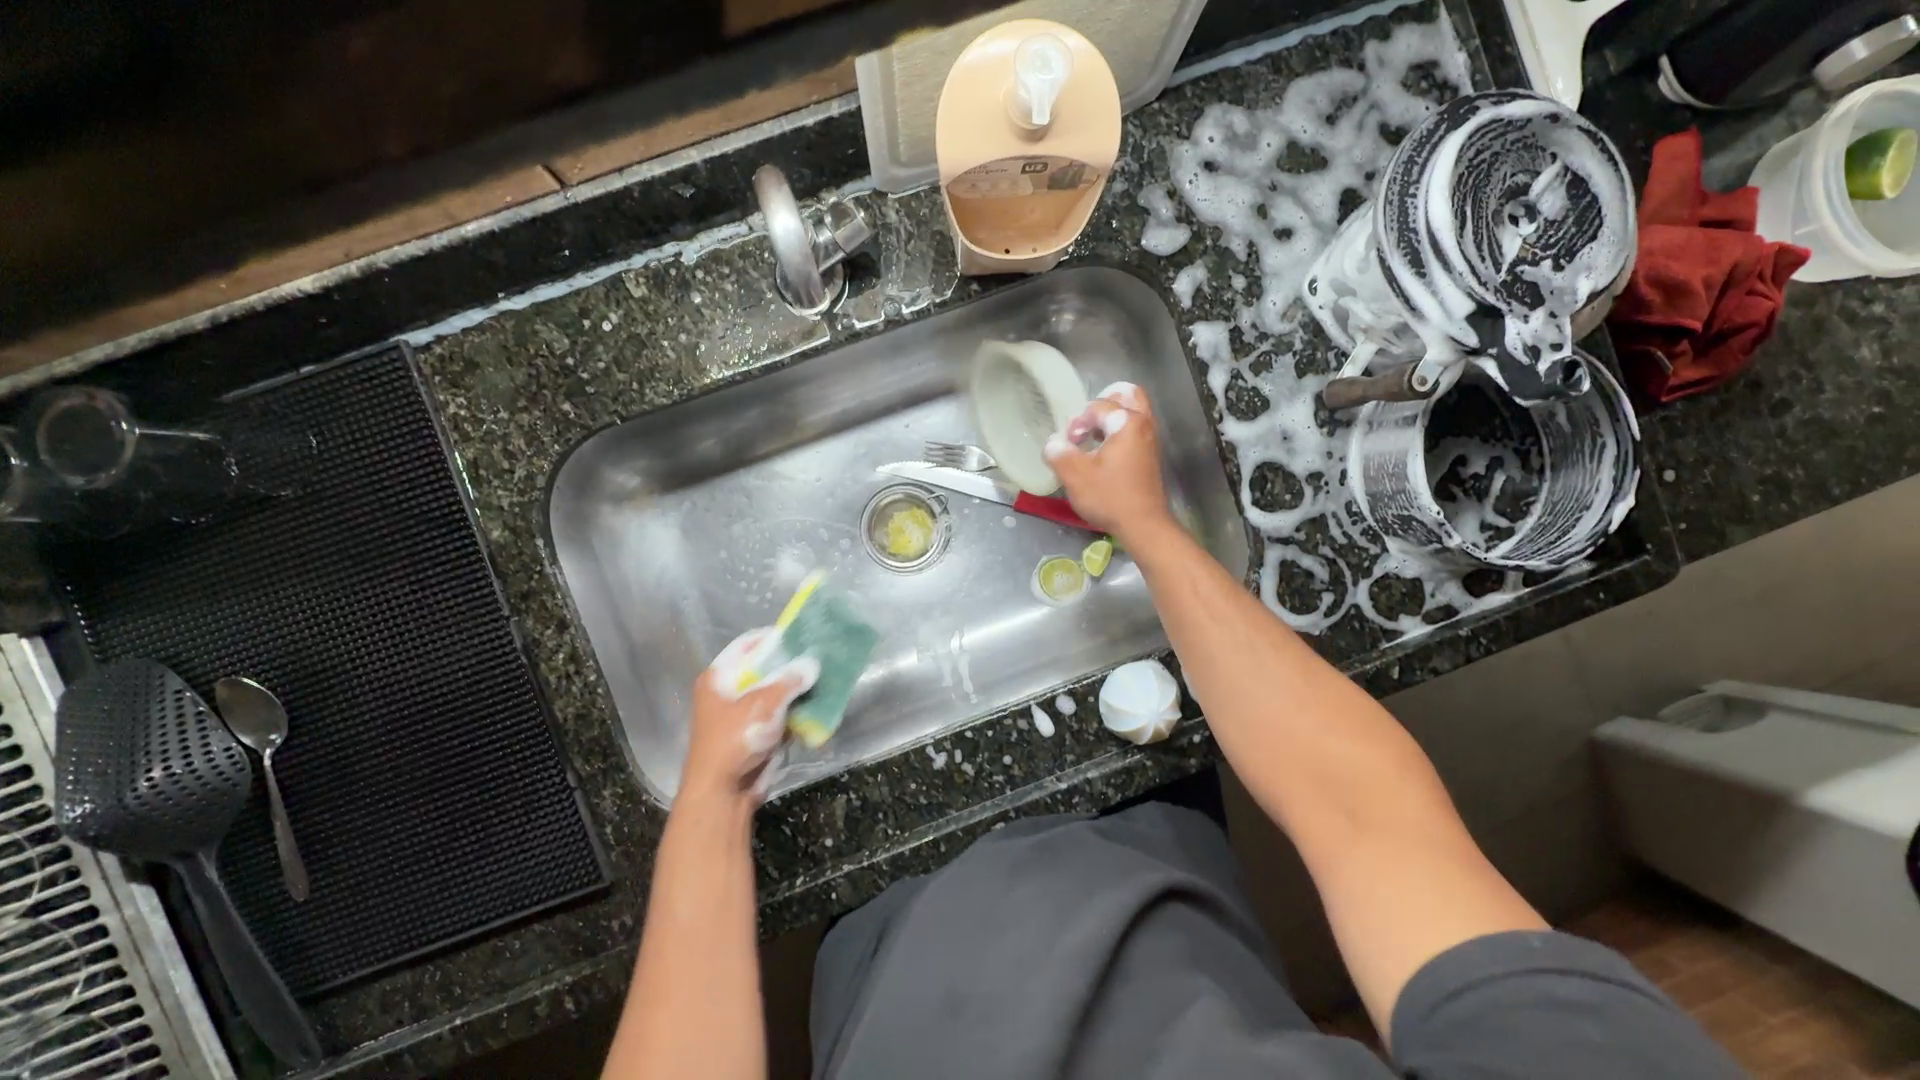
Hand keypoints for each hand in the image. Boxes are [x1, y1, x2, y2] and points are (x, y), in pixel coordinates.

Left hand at [682, 629, 818, 805]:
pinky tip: (818, 705)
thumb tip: (813, 664)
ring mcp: (742, 715)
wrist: (723, 792)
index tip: (801, 634)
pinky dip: (796, 712)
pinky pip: (779, 716)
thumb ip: (790, 681)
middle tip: (818, 656)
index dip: (773, 638)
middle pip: (763, 670)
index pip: (747, 645)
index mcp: (718, 677)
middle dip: (791, 666)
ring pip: (774, 694)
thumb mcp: (763, 704)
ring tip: (824, 677)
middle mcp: (727, 692)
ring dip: (797, 690)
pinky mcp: (755, 734)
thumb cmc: (735, 739)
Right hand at [1044, 382, 1173, 546]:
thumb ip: (1059, 453)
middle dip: (1105, 402)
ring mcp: (1151, 440)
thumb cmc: (1109, 497)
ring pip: (1134, 412)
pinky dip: (1120, 432)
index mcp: (1127, 423)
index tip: (1069, 443)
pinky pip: (1136, 429)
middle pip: (1128, 395)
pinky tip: (1103, 452)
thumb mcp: (1075, 476)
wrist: (1143, 525)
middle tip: (1088, 421)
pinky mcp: (1151, 456)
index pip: (1098, 406)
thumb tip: (1053, 444)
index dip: (1078, 422)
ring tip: (1092, 436)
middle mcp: (1144, 424)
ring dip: (1112, 418)